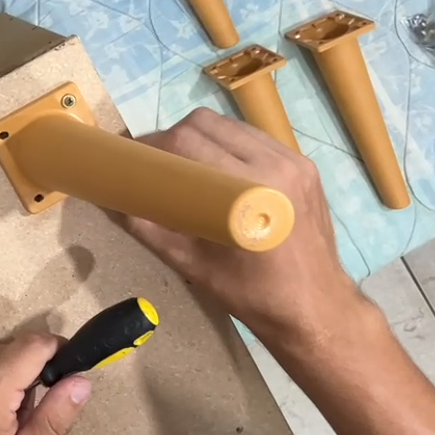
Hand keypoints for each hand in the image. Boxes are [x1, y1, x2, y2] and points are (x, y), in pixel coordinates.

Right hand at [124, 109, 372, 357]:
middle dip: (173, 136)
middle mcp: (276, 165)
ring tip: (186, 165)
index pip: (188, 142)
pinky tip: (219, 170)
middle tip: (158, 163)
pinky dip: (228, 144)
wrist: (317, 310)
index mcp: (249, 191)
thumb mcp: (192, 264)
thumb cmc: (252, 294)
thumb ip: (151, 229)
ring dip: (201, 137)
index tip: (136, 159)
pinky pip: (254, 137)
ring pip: (230, 125)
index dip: (154, 145)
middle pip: (206, 123)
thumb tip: (116, 202)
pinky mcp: (304, 165)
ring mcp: (295, 161)